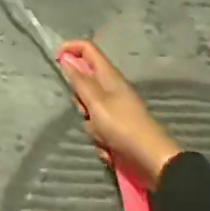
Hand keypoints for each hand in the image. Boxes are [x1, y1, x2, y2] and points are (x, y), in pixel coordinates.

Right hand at [56, 39, 182, 187]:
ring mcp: (114, 109)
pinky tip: (108, 150)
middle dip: (79, 99)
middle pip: (83, 82)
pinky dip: (100, 139)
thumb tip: (65, 58)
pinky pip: (97, 128)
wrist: (154, 162)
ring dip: (90, 124)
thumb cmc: (124, 127)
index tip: (55, 60)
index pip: (87, 48)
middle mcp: (110, 88)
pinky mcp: (116, 128)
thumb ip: (79, 81)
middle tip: (85, 110)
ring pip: (88, 108)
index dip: (70, 48)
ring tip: (101, 136)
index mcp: (108, 75)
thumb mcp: (96, 103)